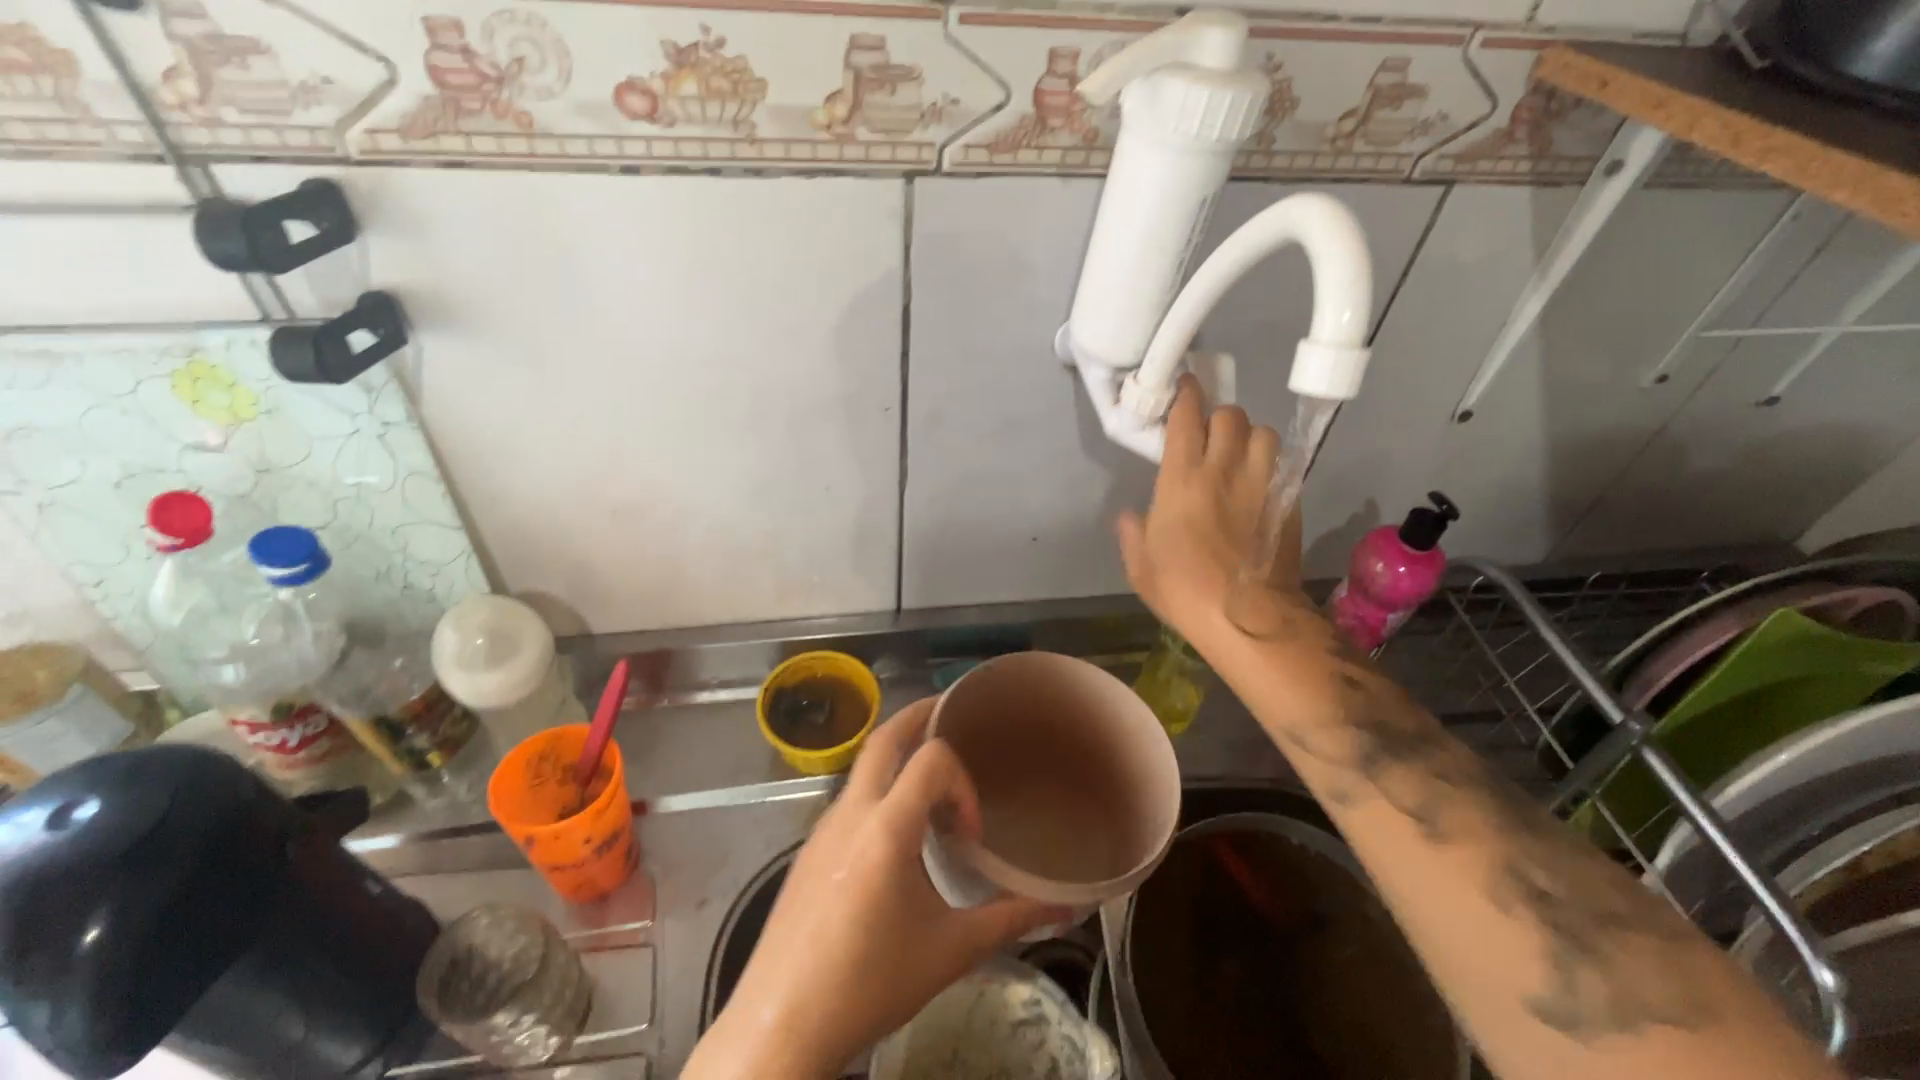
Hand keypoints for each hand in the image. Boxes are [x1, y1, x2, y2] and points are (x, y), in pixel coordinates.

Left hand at [684, 699, 1066, 1078]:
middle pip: (882, 740)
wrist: (782, 1023)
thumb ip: (1012, 919)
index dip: (963, 785)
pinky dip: (878, 796)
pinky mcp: (807, 854)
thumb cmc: (871, 982)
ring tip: (934, 793)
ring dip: (898, 765)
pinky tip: (896, 842)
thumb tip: (1065, 908)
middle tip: (952, 715)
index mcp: (885, 827)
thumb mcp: (951, 950)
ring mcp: (820, 831)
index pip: (930, 759)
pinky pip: (848, 804)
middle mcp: (849, 814)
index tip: (972, 836)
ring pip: (862, 772)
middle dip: (918, 718)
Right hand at [1117, 375, 1299, 647]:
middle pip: (1230, 416)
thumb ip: (1133, 533)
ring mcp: (1262, 484)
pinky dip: (1270, 467)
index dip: (1186, 395)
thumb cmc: (1183, 590)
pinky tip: (1261, 485)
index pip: (1186, 417)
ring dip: (1250, 437)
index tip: (1184, 387)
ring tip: (1242, 453)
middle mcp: (1225, 470)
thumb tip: (1130, 517)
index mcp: (1182, 479)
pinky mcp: (1289, 502)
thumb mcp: (1141, 567)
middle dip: (1219, 416)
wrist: (1245, 616)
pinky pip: (1282, 467)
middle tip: (1210, 431)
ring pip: (1264, 433)